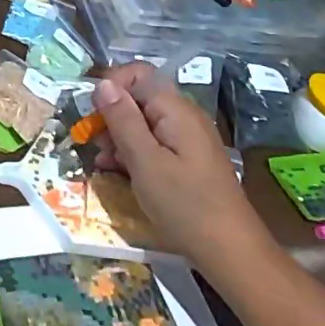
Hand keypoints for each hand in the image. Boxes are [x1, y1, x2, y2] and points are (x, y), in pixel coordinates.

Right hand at [94, 63, 260, 259]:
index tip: (93, 114)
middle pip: (138, 97)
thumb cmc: (185, 204)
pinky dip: (134, 151)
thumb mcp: (144, 161)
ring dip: (119, 136)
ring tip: (104, 162)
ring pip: (143, 121)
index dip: (111, 86)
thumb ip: (122, 119)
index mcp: (175, 109)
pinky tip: (120, 172)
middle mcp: (183, 115)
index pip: (137, 73)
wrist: (232, 252)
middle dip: (111, 115)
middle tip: (94, 143)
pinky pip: (154, 142)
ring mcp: (187, 138)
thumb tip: (103, 83)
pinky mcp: (187, 159)